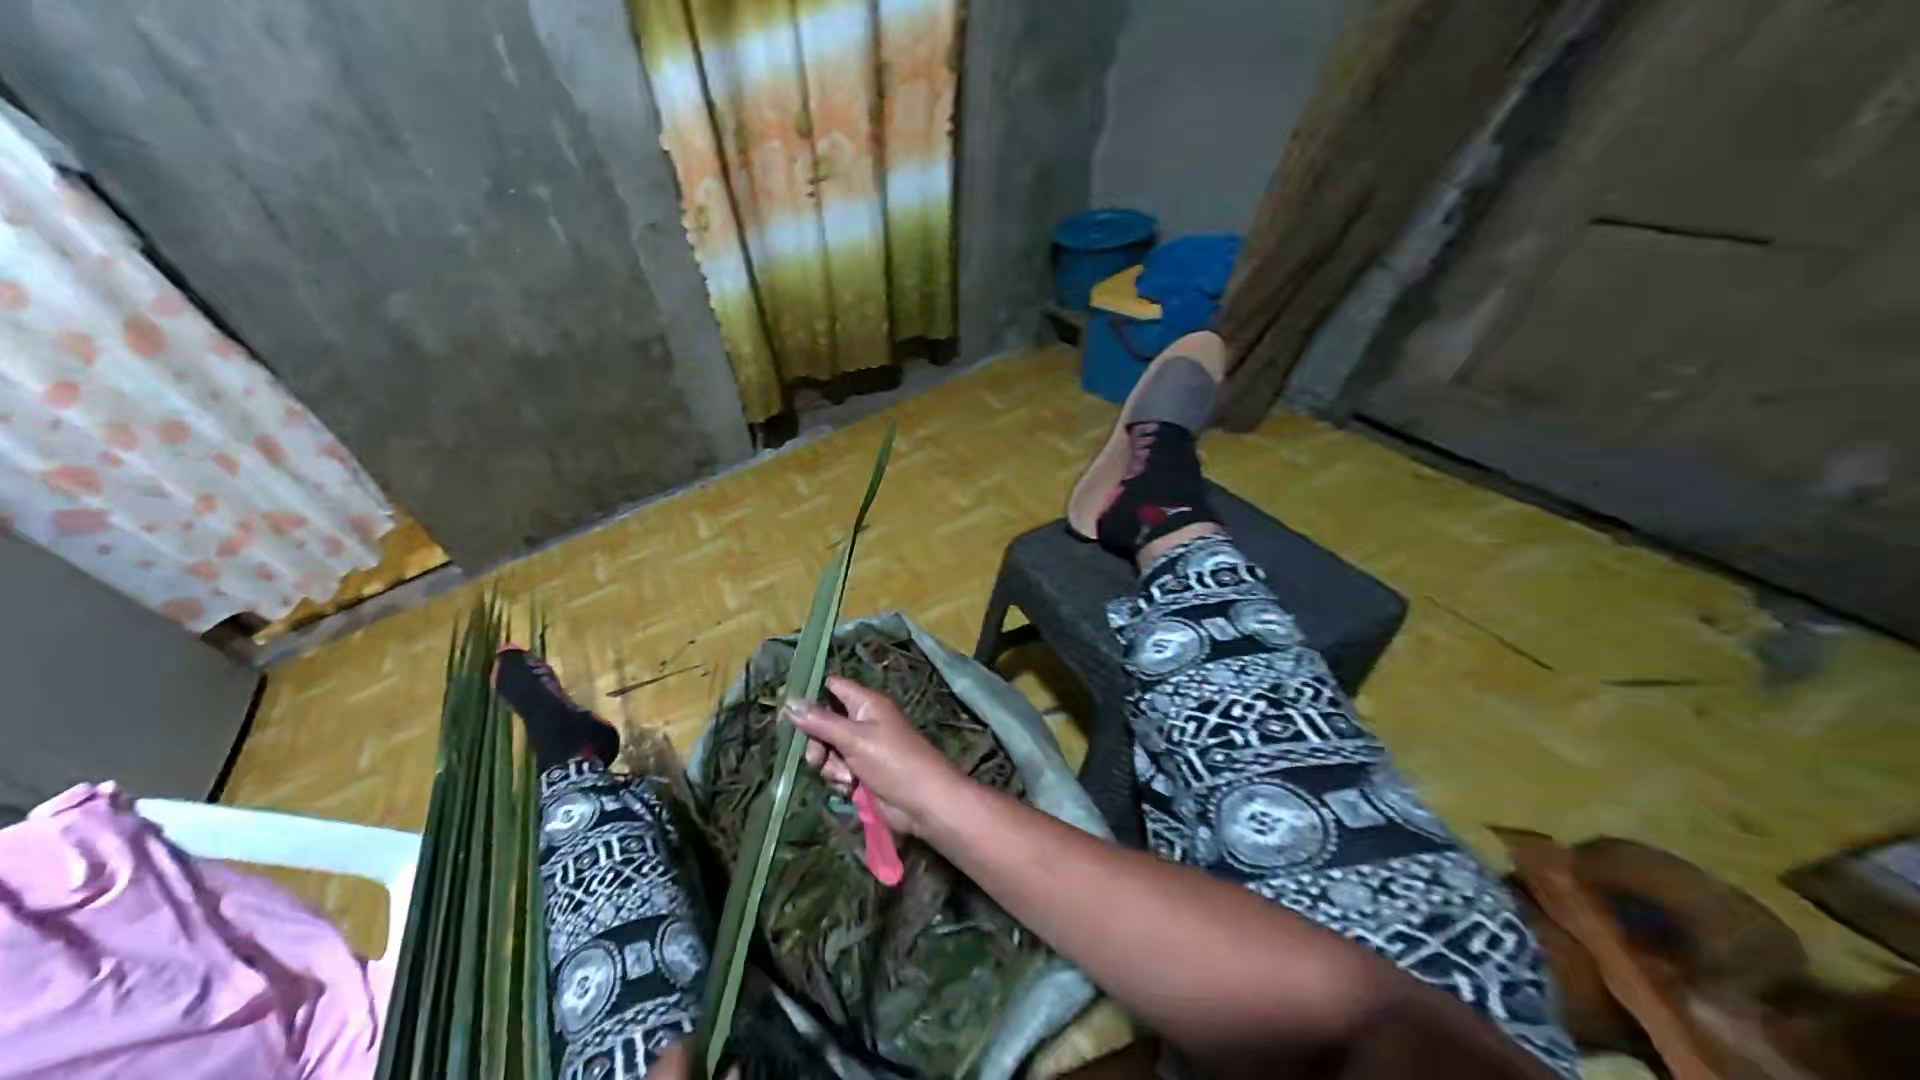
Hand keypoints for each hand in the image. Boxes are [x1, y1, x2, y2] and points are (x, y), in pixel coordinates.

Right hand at [784, 674, 968, 836]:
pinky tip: (852, 787)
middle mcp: (863, 721)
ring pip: (828, 750)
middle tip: (817, 759)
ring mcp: (862, 747)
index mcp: (865, 703)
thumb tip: (789, 702)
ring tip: (846, 777)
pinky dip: (840, 779)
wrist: (923, 802)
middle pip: (824, 722)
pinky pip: (838, 769)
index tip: (787, 709)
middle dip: (817, 742)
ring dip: (831, 765)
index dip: (810, 694)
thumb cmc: (893, 760)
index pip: (832, 686)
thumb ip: (820, 722)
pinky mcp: (862, 771)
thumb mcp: (854, 738)